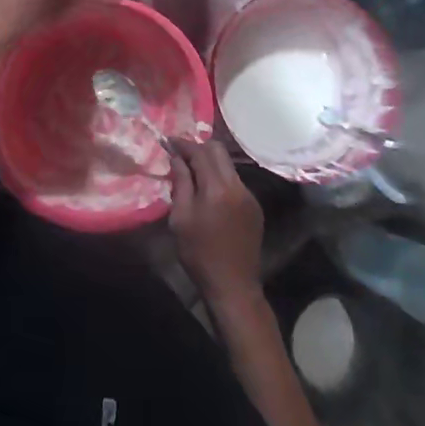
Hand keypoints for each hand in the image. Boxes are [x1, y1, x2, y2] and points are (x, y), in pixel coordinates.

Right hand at [168, 138, 263, 304]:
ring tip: (194, 174)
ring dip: (211, 164)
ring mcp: (249, 194)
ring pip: (228, 166)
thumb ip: (180, 185)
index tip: (169, 142)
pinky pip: (236, 182)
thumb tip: (177, 158)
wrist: (233, 283)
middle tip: (181, 155)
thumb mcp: (181, 220)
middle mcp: (237, 184)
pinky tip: (211, 194)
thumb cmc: (199, 254)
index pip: (201, 152)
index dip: (184, 144)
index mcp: (217, 187)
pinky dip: (221, 180)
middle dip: (199, 149)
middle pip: (218, 151)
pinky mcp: (255, 205)